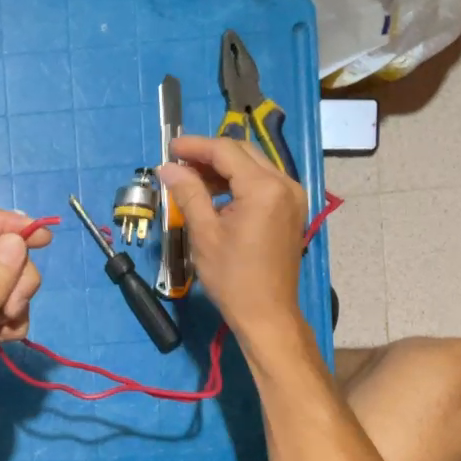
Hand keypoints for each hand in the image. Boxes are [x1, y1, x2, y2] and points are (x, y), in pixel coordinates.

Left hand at [0, 203, 50, 441]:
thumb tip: (16, 240)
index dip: (6, 222)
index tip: (40, 241)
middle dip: (15, 276)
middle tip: (9, 311)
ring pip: (9, 274)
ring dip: (17, 301)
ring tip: (1, 331)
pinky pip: (9, 299)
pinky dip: (14, 318)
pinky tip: (2, 341)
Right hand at [159, 135, 308, 338]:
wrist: (266, 313)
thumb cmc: (232, 278)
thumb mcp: (204, 234)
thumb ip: (188, 194)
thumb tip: (167, 168)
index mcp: (264, 188)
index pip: (226, 151)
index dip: (196, 147)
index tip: (170, 148)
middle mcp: (285, 184)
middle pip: (244, 153)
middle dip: (209, 155)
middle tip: (178, 164)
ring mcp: (293, 196)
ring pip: (255, 166)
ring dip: (224, 168)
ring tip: (192, 180)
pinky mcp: (292, 209)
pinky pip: (263, 183)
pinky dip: (239, 183)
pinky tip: (216, 195)